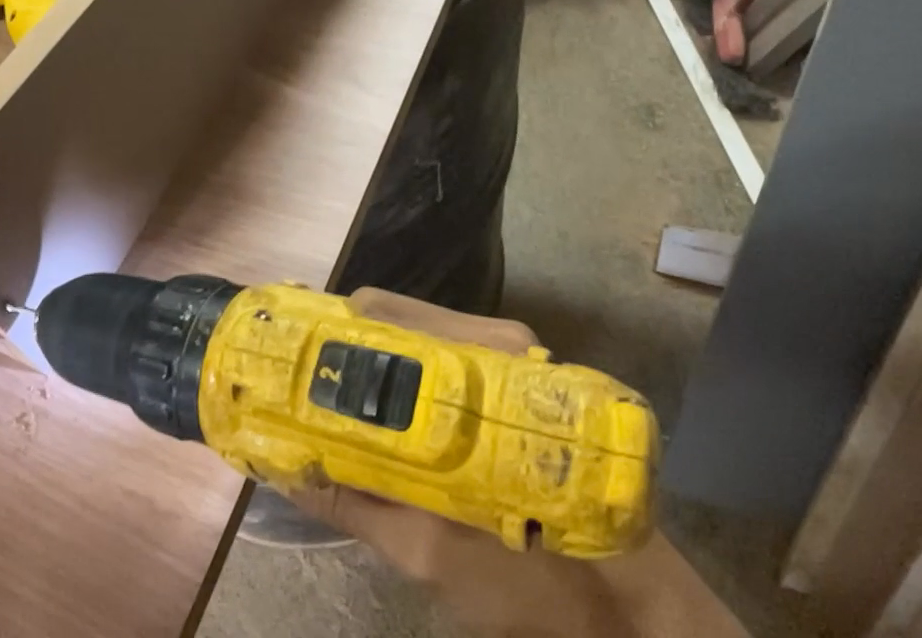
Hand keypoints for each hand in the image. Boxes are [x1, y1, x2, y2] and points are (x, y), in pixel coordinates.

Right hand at [283, 291, 742, 637]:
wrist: (639, 606)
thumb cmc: (540, 578)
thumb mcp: (433, 553)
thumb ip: (356, 503)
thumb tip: (284, 465)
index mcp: (482, 364)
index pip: (380, 314)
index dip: (322, 336)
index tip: (282, 367)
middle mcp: (499, 341)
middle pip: (393, 319)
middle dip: (339, 354)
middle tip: (298, 399)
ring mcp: (514, 359)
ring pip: (416, 340)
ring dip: (370, 370)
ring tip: (330, 414)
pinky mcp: (520, 383)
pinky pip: (444, 363)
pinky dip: (404, 385)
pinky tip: (385, 428)